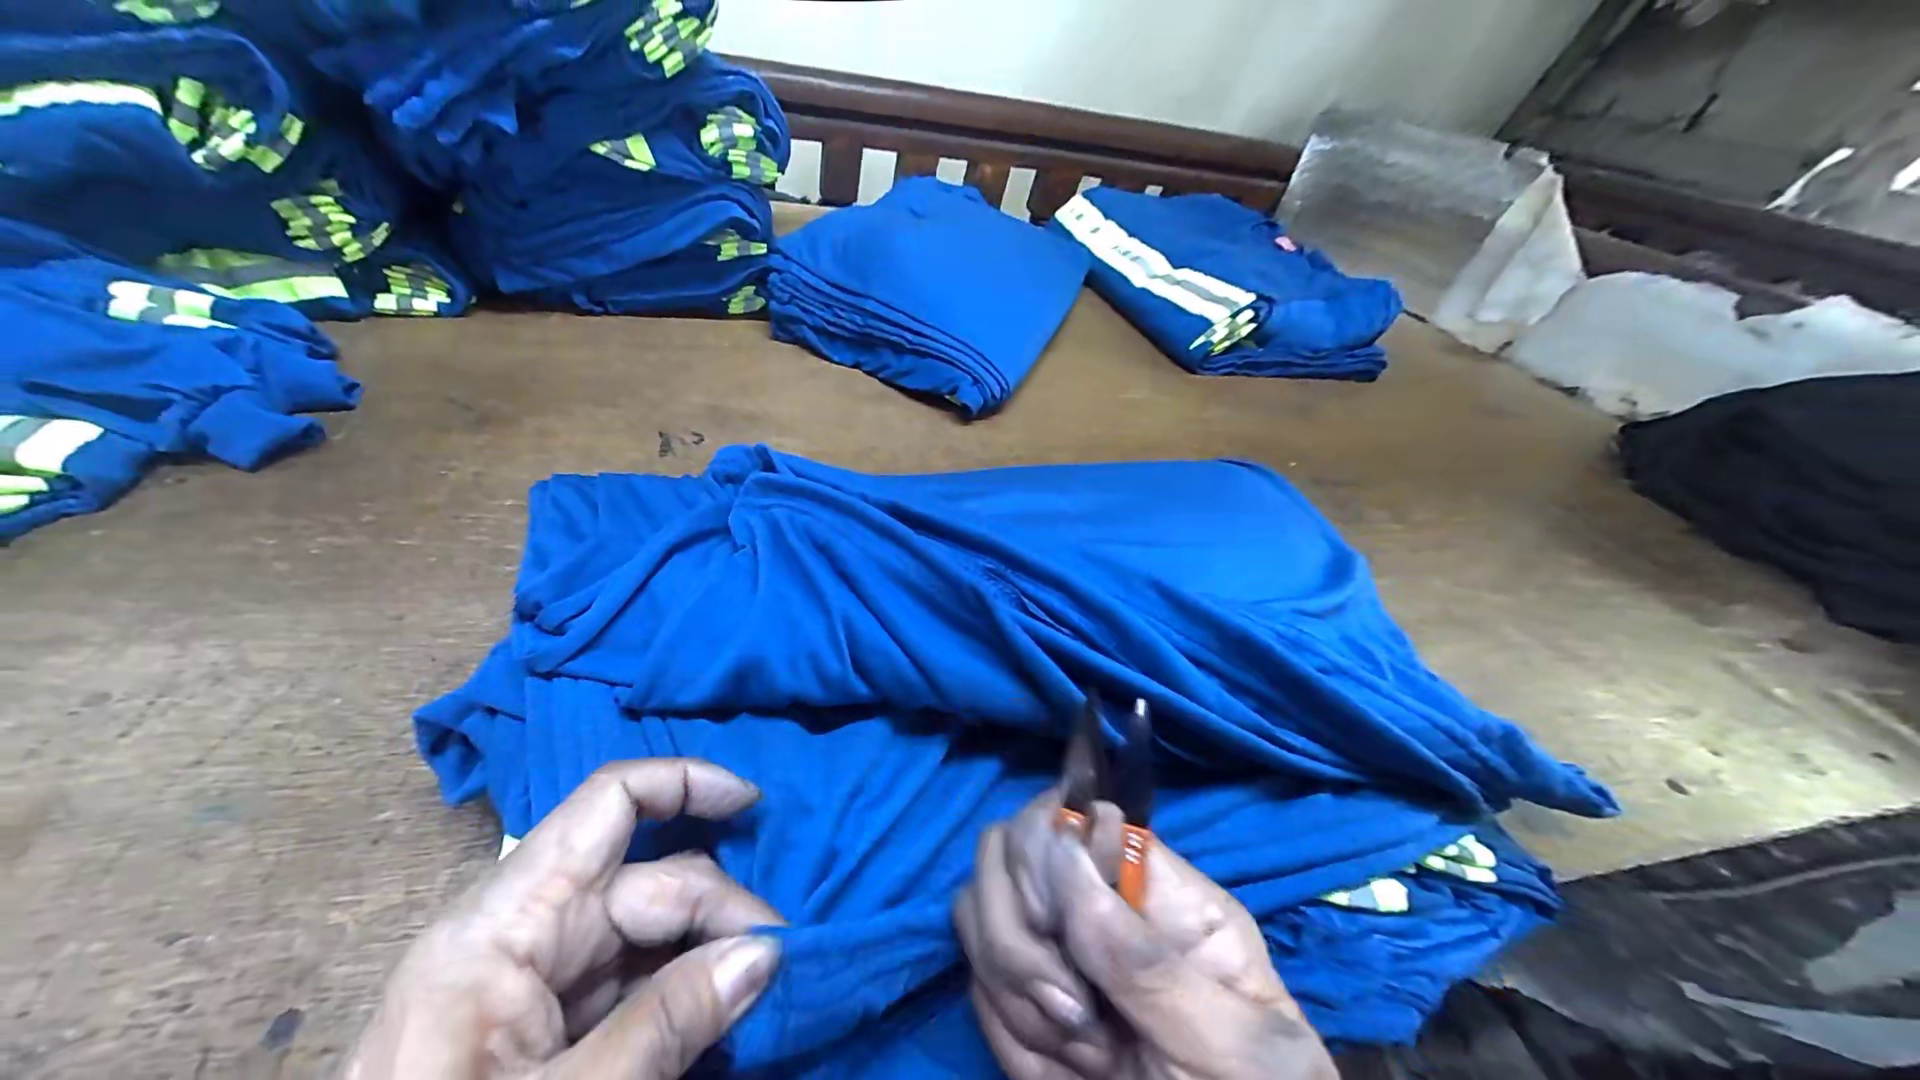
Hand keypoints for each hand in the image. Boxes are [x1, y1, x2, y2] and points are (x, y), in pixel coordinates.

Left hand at [344, 760, 782, 1079]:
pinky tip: (724, 1019)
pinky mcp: (549, 1027)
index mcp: (502, 925)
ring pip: (650, 934)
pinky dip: (685, 993)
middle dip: (720, 909)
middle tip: (782, 964)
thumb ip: (666, 1025)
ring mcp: (538, 981)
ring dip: (710, 954)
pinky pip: (636, 983)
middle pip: (648, 879)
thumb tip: (765, 953)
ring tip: (763, 994)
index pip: (606, 806)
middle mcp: (523, 933)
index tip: (753, 805)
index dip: (683, 784)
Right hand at [955, 791, 1336, 1079]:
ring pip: (973, 912)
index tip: (1057, 929)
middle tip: (1078, 1013)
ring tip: (1089, 1053)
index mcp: (1154, 887)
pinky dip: (1012, 1039)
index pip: (1070, 809)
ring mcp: (1053, 942)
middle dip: (1018, 939)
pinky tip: (1068, 1073)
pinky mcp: (1024, 995)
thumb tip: (1063, 847)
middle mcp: (1093, 897)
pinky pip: (976, 987)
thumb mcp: (1227, 1042)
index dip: (1042, 852)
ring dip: (1016, 997)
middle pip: (1001, 849)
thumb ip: (1144, 956)